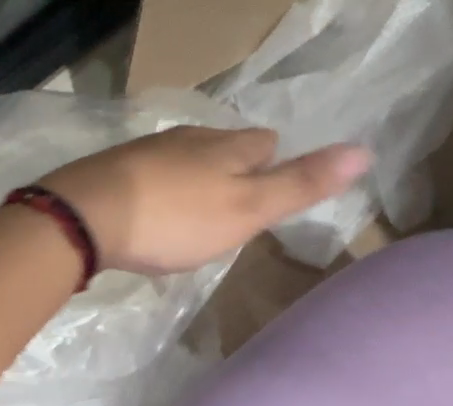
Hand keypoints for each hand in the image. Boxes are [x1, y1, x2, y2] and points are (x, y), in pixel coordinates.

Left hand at [36, 127, 369, 275]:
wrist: (87, 215)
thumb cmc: (174, 219)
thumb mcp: (246, 209)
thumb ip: (299, 185)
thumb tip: (364, 151)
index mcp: (229, 146)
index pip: (267, 144)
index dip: (273, 167)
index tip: (269, 196)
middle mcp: (190, 138)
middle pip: (223, 149)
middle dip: (231, 172)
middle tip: (230, 209)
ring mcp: (146, 152)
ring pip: (183, 161)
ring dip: (190, 184)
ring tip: (189, 216)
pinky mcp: (111, 171)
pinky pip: (144, 178)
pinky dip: (153, 194)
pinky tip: (146, 216)